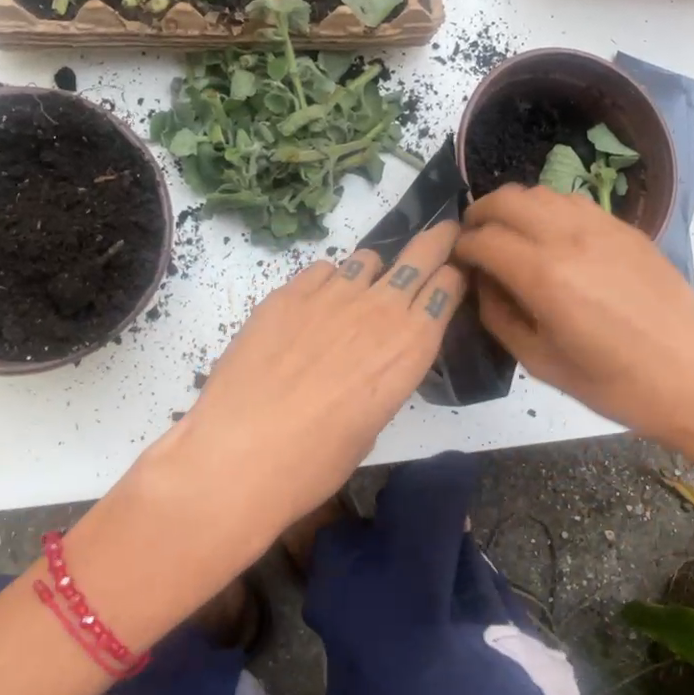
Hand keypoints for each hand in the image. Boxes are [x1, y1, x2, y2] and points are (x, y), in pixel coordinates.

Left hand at [164, 221, 467, 536]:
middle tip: (442, 234)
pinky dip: (326, 283)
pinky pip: (321, 270)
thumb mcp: (372, 424)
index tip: (451, 278)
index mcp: (412, 345)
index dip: (453, 277)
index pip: (447, 285)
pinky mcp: (288, 292)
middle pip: (421, 253)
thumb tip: (371, 366)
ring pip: (367, 259)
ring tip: (357, 296)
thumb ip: (383, 379)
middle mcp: (380, 308)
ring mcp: (332, 294)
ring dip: (373, 272)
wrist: (241, 453)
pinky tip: (312, 310)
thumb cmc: (317, 459)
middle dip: (436, 240)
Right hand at [454, 185, 693, 456]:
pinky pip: (573, 202)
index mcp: (544, 276)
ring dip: (514, 207)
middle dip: (479, 215)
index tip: (455, 262)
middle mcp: (569, 238)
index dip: (460, 248)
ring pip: (541, 193)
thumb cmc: (618, 385)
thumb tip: (482, 285)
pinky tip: (549, 237)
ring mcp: (601, 226)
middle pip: (507, 200)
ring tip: (507, 234)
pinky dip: (548, 210)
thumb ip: (501, 317)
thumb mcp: (543, 364)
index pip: (483, 240)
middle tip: (473, 240)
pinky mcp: (626, 228)